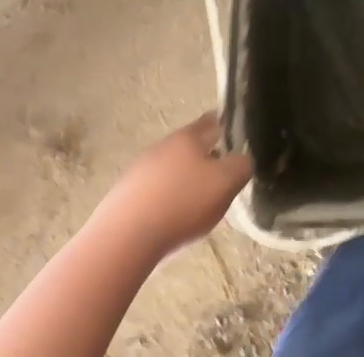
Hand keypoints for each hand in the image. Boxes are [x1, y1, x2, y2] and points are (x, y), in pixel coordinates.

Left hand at [92, 112, 250, 256]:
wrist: (122, 242)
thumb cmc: (182, 204)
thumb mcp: (227, 182)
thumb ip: (242, 165)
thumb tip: (242, 160)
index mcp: (187, 138)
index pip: (211, 121)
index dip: (225, 125)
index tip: (236, 133)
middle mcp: (160, 147)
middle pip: (188, 147)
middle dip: (204, 157)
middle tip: (221, 174)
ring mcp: (136, 172)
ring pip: (169, 169)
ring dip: (183, 180)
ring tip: (196, 201)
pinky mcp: (121, 198)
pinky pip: (151, 192)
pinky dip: (164, 199)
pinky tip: (170, 218)